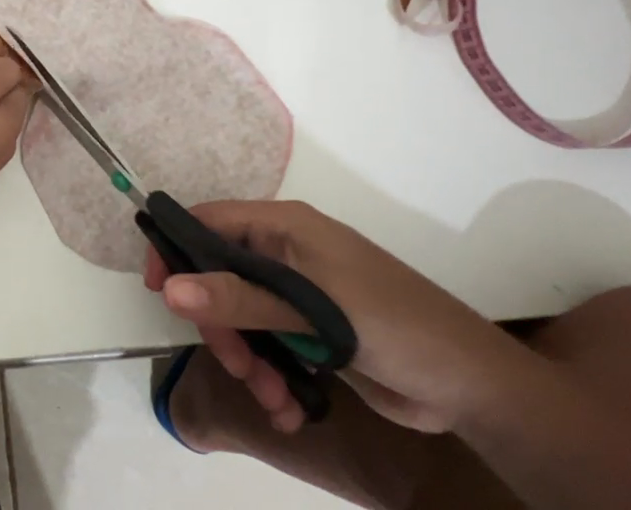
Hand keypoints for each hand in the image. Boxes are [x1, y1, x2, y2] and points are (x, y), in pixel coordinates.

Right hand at [147, 200, 537, 434]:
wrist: (472, 385)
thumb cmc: (392, 323)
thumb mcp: (311, 308)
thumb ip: (237, 298)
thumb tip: (167, 288)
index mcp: (284, 228)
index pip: (207, 222)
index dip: (176, 249)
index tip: (158, 290)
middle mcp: (285, 255)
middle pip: (219, 279)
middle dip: (222, 327)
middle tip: (236, 364)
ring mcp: (298, 295)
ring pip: (240, 320)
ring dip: (248, 361)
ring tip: (272, 397)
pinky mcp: (310, 332)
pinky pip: (267, 347)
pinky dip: (270, 377)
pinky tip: (286, 408)